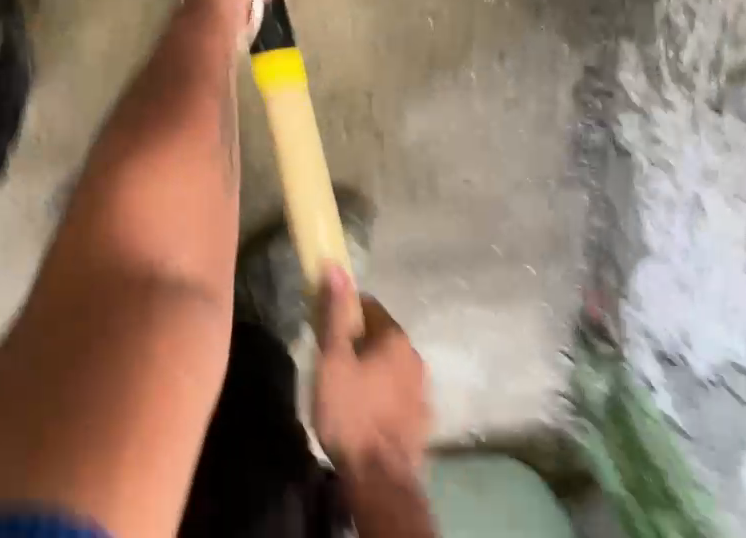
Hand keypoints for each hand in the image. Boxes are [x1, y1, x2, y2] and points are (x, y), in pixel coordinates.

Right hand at [311, 266, 429, 476]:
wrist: (380, 479)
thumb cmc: (350, 412)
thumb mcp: (332, 359)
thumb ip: (335, 313)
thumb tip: (336, 267)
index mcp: (395, 338)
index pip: (367, 305)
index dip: (342, 313)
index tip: (323, 330)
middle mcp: (415, 357)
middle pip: (379, 335)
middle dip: (356, 341)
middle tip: (329, 362)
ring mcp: (422, 390)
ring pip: (389, 365)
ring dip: (369, 369)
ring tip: (344, 389)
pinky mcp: (421, 418)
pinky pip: (397, 392)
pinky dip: (381, 393)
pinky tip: (364, 412)